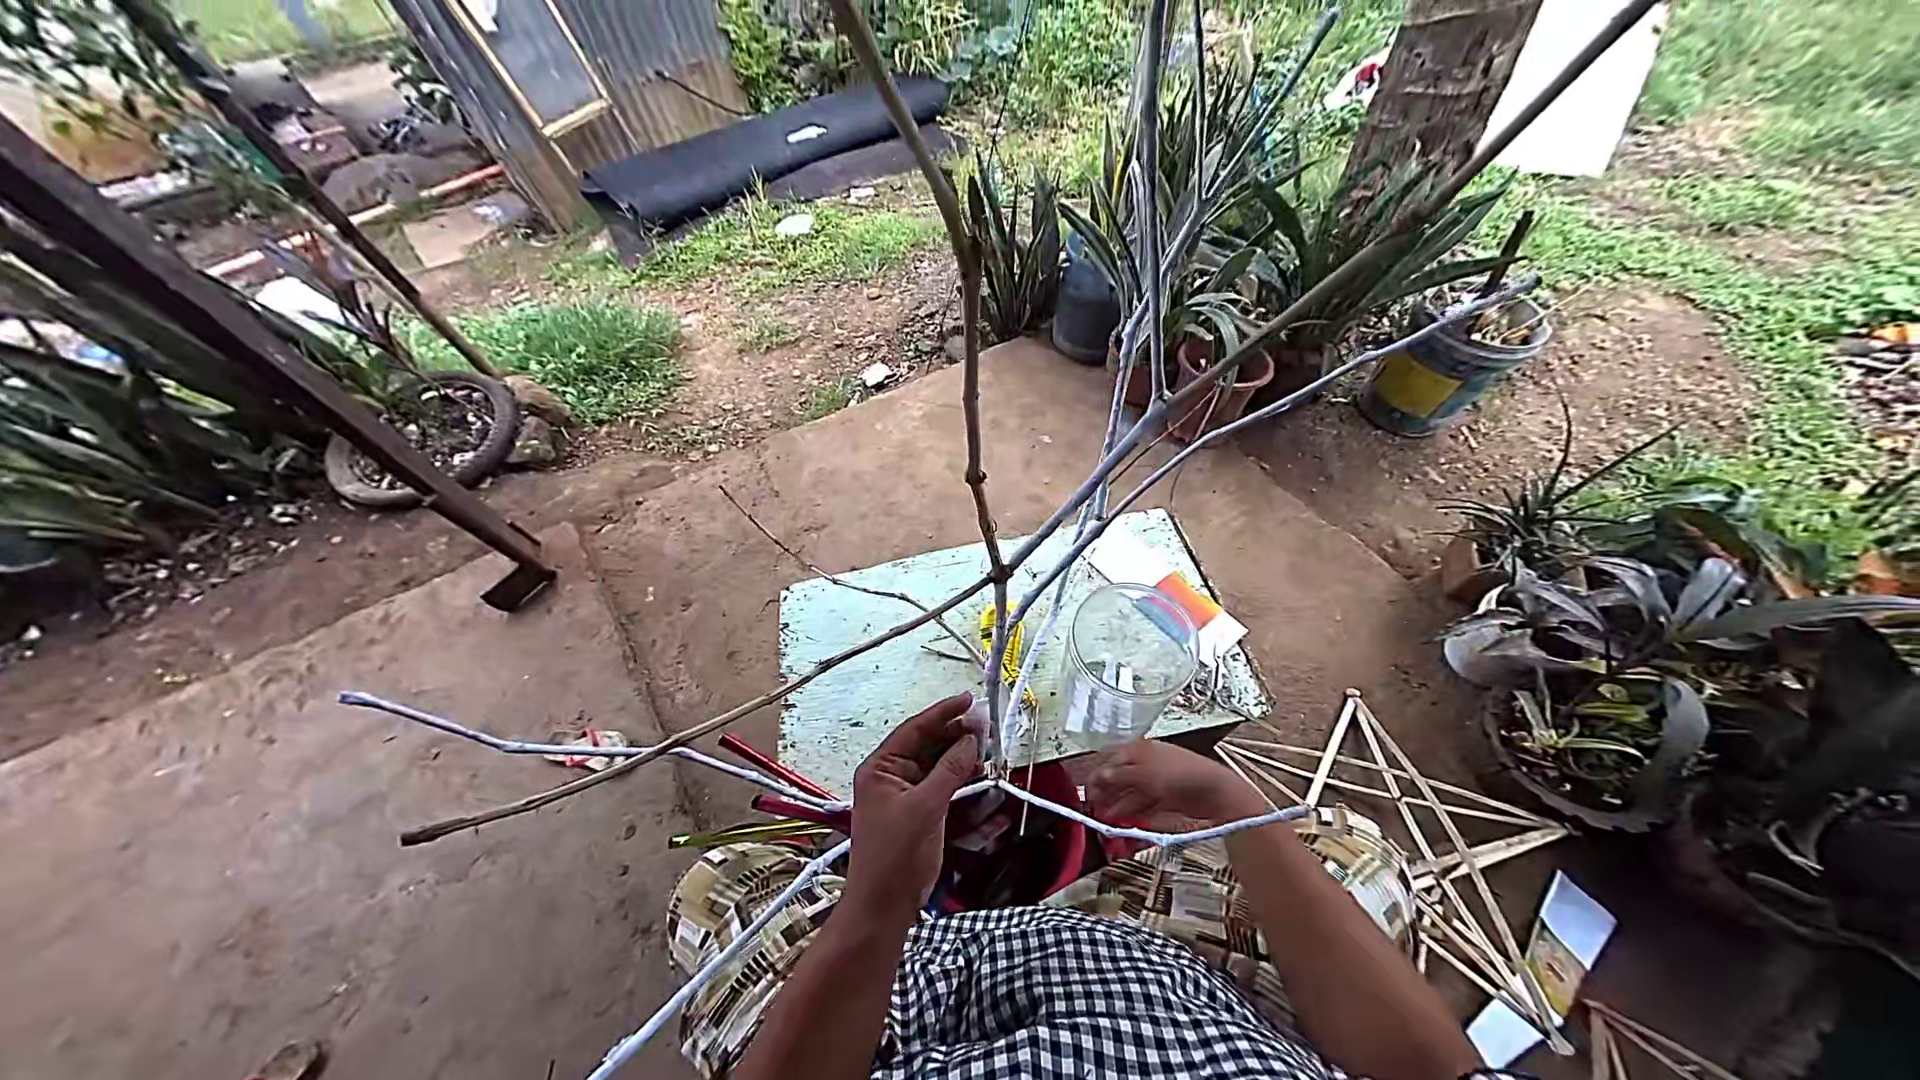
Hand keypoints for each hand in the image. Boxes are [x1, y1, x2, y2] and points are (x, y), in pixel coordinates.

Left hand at [843, 692, 983, 921]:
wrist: (885, 907)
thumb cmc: (895, 857)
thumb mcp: (926, 807)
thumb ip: (950, 770)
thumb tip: (971, 740)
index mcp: (880, 768)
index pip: (915, 729)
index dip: (943, 713)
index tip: (968, 700)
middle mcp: (890, 775)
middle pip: (926, 743)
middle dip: (955, 733)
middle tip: (985, 724)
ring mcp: (904, 793)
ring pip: (936, 762)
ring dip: (959, 753)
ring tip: (985, 743)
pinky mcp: (918, 809)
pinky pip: (940, 782)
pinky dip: (958, 774)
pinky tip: (977, 768)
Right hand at [1088, 739, 1269, 828]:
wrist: (1214, 791)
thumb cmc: (1177, 774)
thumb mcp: (1143, 775)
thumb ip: (1117, 777)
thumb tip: (1097, 777)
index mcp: (1137, 751)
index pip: (1109, 763)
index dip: (1096, 780)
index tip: (1086, 798)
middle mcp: (1144, 765)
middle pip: (1118, 781)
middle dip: (1105, 798)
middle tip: (1094, 815)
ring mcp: (1155, 783)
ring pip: (1129, 797)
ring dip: (1117, 811)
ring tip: (1106, 826)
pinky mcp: (1165, 801)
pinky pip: (1142, 808)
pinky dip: (1132, 817)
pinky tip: (1124, 828)